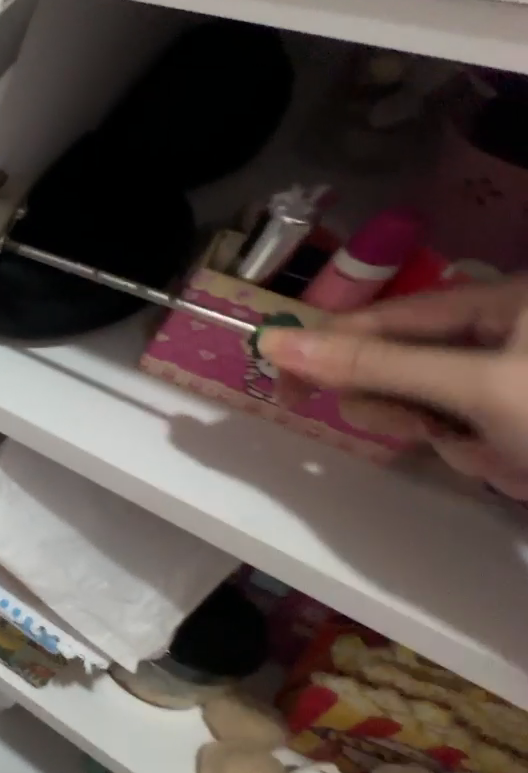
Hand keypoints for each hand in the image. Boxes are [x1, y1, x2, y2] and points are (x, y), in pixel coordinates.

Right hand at [258, 278, 527, 498]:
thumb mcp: (480, 391)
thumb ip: (373, 366)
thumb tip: (271, 342)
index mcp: (510, 302)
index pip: (382, 318)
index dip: (325, 351)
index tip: (283, 391)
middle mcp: (515, 333)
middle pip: (406, 364)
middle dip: (407, 407)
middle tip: (420, 429)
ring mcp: (526, 379)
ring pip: (439, 406)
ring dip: (455, 441)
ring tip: (505, 460)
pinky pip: (476, 431)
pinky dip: (488, 456)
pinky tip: (525, 470)